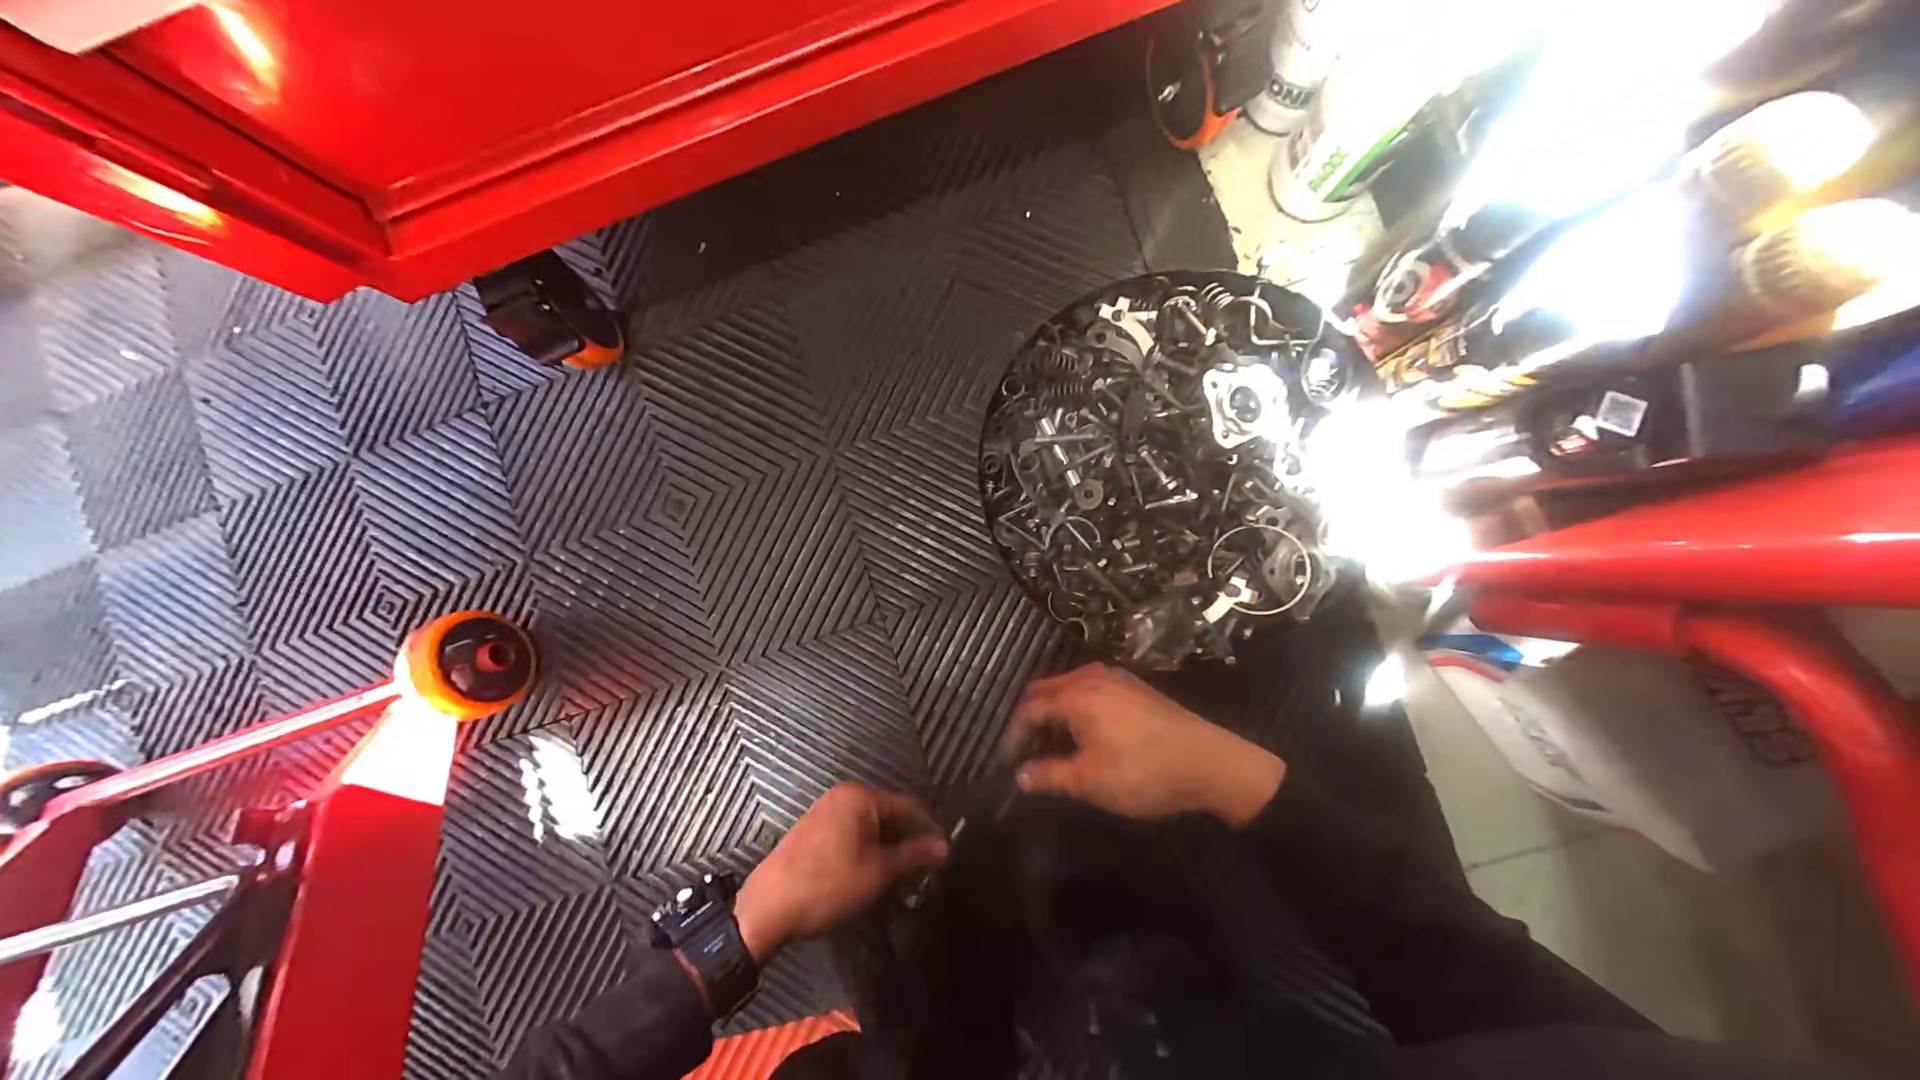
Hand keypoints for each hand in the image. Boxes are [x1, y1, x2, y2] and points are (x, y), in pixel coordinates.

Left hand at [734, 783, 947, 962]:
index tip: (944, 855)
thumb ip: (914, 855)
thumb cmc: (828, 885)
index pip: (908, 806)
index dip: (929, 830)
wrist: (766, 909)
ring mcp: (825, 812)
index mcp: (859, 796)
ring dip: (887, 851)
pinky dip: (867, 852)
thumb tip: (944, 846)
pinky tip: (873, 877)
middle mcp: (842, 796)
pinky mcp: (814, 832)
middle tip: (924, 872)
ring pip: (870, 828)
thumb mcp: (878, 872)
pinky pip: (852, 835)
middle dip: (907, 842)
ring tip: (902, 880)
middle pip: (888, 815)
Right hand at [1005, 662, 1284, 826]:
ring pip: (1069, 688)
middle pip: (1046, 691)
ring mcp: (1116, 678)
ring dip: (1054, 713)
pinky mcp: (1135, 687)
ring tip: (1054, 745)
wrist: (1211, 763)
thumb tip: (1020, 775)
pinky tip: (1086, 733)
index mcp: (1076, 695)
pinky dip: (1076, 707)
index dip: (1014, 735)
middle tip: (1027, 752)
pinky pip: (1090, 689)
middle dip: (1031, 720)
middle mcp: (1091, 677)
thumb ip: (1049, 775)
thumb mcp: (1090, 780)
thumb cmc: (1143, 772)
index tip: (1009, 762)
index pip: (1029, 708)